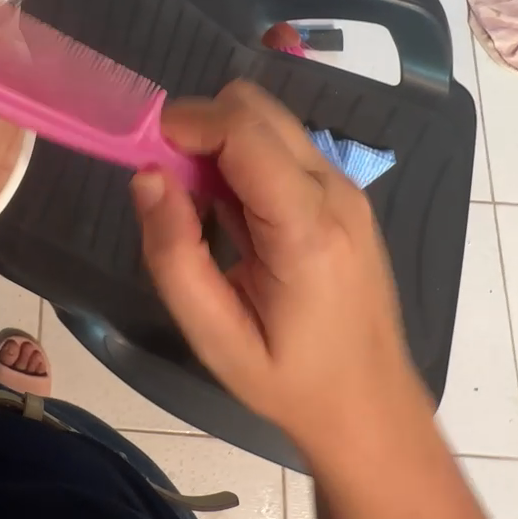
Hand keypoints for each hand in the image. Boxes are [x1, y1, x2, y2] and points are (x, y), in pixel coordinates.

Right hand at [131, 81, 428, 451]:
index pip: (244, 130)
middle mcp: (335, 191)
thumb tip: (146, 175)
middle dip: (198, 126)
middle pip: (255, 108)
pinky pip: (279, 143)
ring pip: (266, 118)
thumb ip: (173, 253)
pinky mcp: (341, 192)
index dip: (186, 123)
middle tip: (169, 181)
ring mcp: (344, 187)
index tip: (145, 152)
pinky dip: (240, 155)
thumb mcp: (214, 335)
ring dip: (218, 140)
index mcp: (308, 229)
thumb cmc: (290, 380)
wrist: (372, 410)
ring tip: (199, 203)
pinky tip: (232, 210)